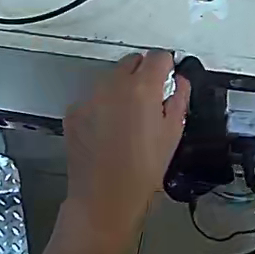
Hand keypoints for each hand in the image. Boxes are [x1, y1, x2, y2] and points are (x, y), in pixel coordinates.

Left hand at [62, 52, 189, 234]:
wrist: (105, 197)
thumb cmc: (143, 169)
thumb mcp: (173, 133)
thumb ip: (179, 99)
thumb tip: (180, 82)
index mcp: (143, 88)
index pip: (158, 56)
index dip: (167, 65)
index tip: (170, 77)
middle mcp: (113, 85)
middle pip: (132, 61)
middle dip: (144, 73)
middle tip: (152, 99)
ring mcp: (90, 97)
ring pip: (111, 78)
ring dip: (122, 88)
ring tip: (130, 118)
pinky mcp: (74, 111)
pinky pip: (94, 97)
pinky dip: (103, 105)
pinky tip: (110, 129)